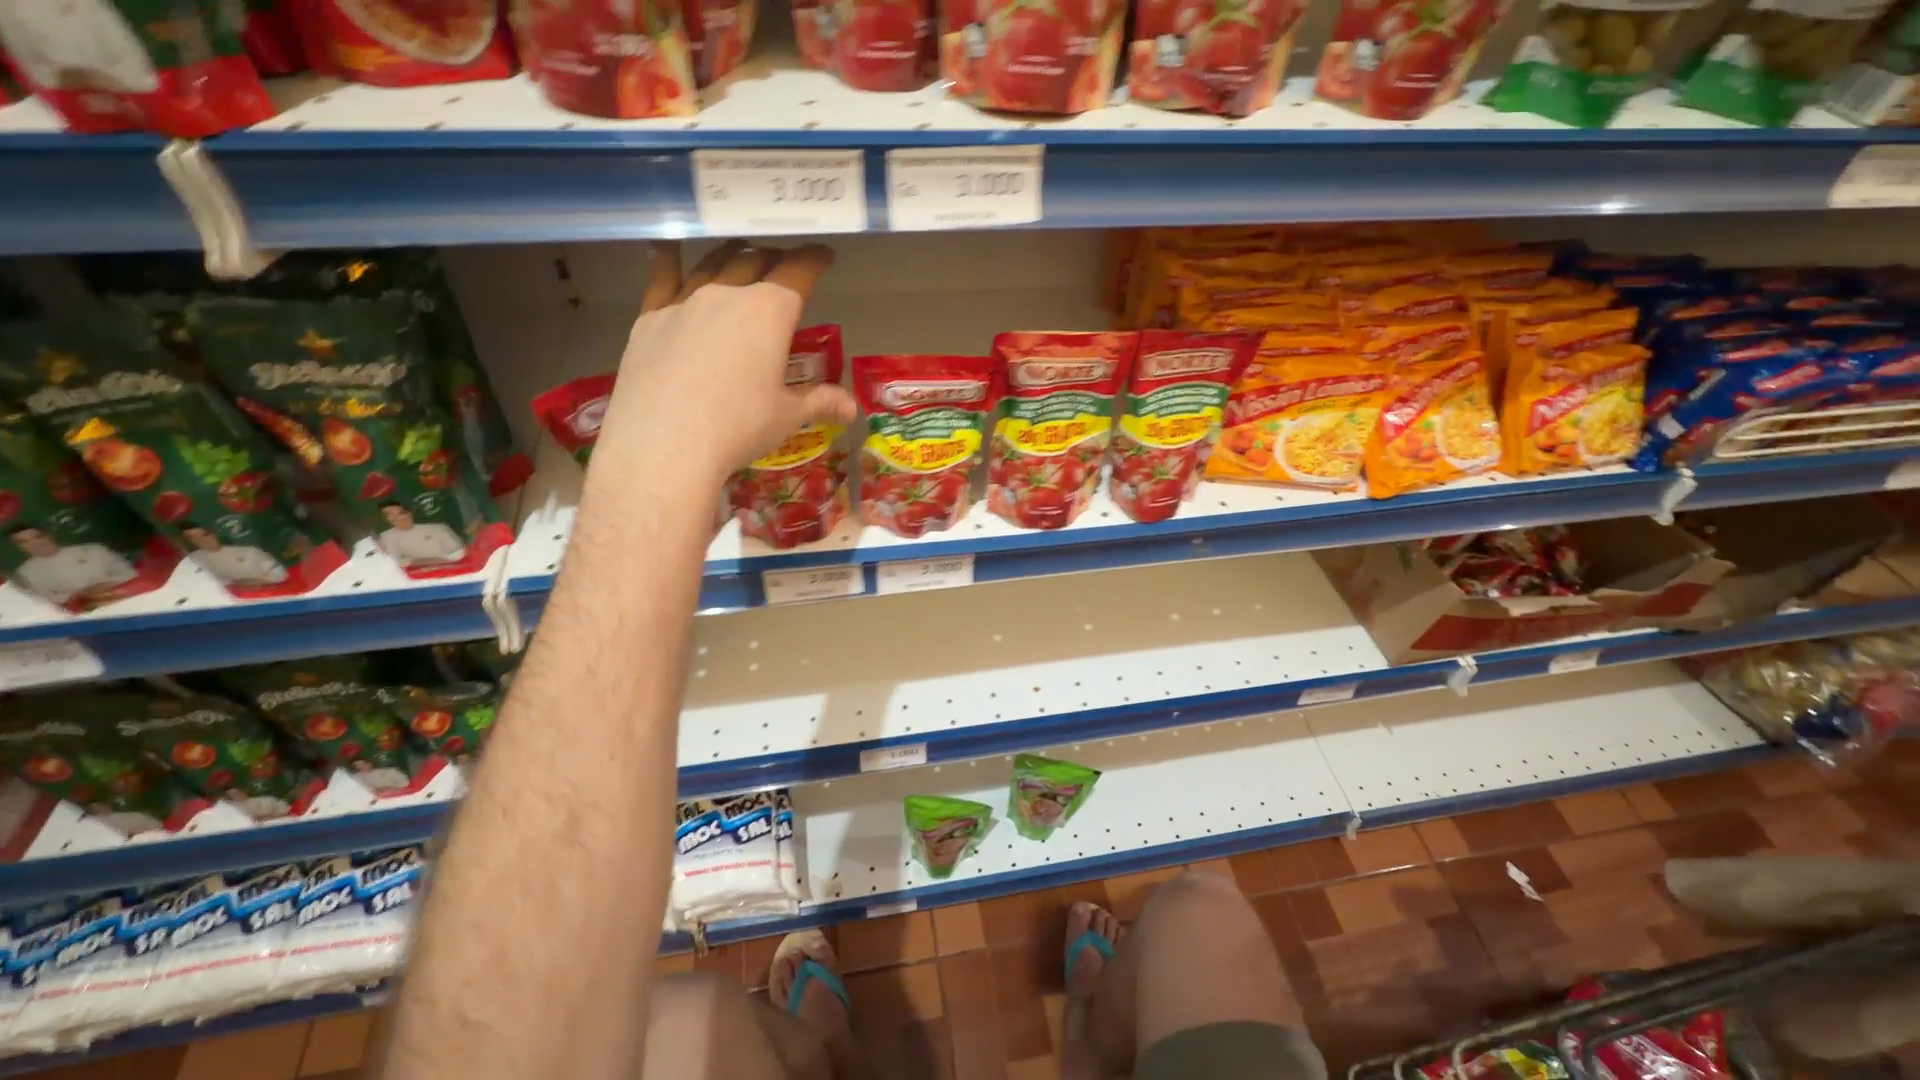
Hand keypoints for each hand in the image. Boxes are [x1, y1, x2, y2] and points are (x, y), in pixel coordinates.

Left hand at [597, 240, 857, 487]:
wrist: (664, 445)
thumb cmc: (738, 428)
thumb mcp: (787, 417)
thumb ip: (819, 402)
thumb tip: (851, 408)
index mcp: (770, 311)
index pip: (799, 272)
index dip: (814, 260)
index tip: (823, 256)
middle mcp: (728, 293)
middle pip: (755, 260)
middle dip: (775, 257)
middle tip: (784, 262)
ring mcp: (685, 302)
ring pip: (712, 263)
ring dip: (731, 253)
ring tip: (739, 251)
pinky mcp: (650, 318)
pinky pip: (660, 277)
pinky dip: (667, 258)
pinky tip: (665, 248)